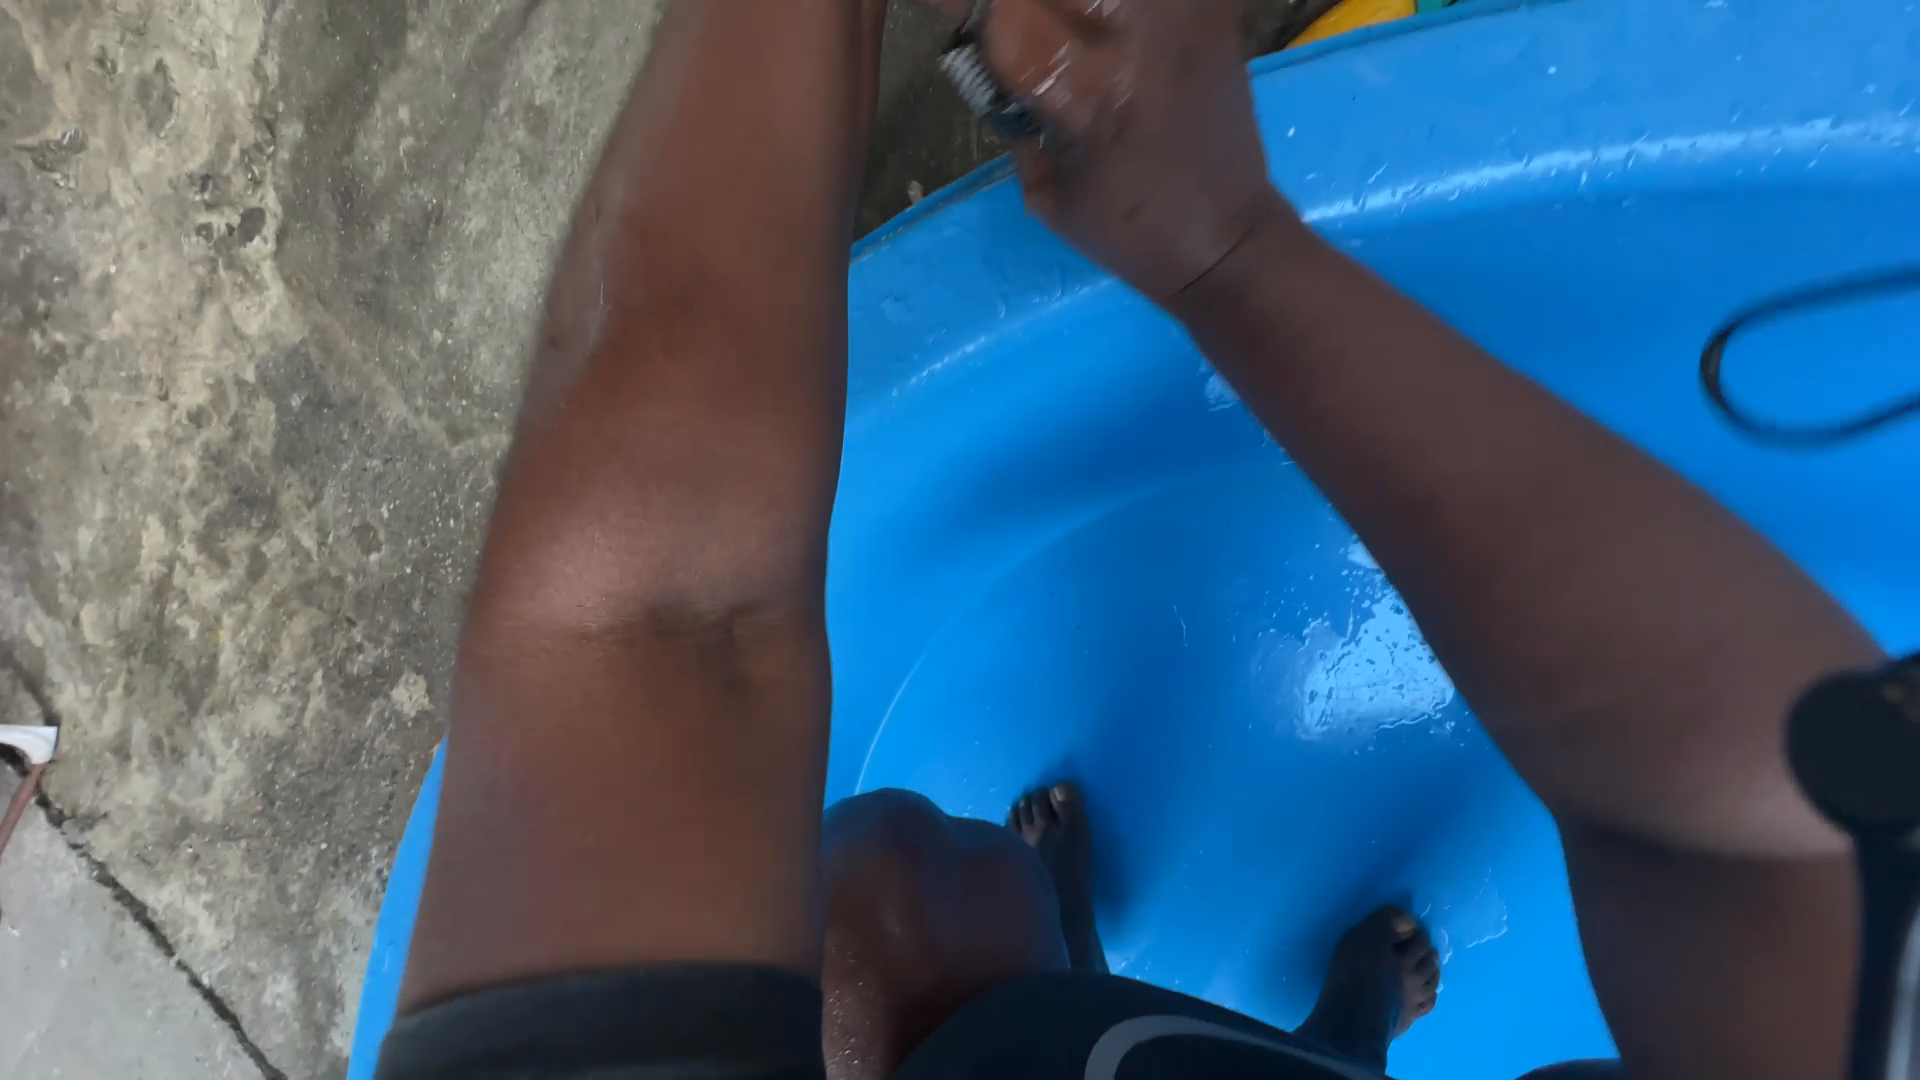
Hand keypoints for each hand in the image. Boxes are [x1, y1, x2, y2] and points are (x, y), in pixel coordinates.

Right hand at [928, 0, 1290, 301]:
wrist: (1223, 235)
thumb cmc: (1125, 233)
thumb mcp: (1047, 192)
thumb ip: (1015, 114)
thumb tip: (986, 44)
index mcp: (1088, 97)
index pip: (1004, 14)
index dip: (962, 5)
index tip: (940, 4)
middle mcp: (1137, 36)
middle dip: (1020, 5)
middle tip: (1010, 24)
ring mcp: (1182, 7)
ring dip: (1071, 7)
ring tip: (1057, 29)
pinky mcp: (1212, 2)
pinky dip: (1112, 9)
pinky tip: (1100, 24)